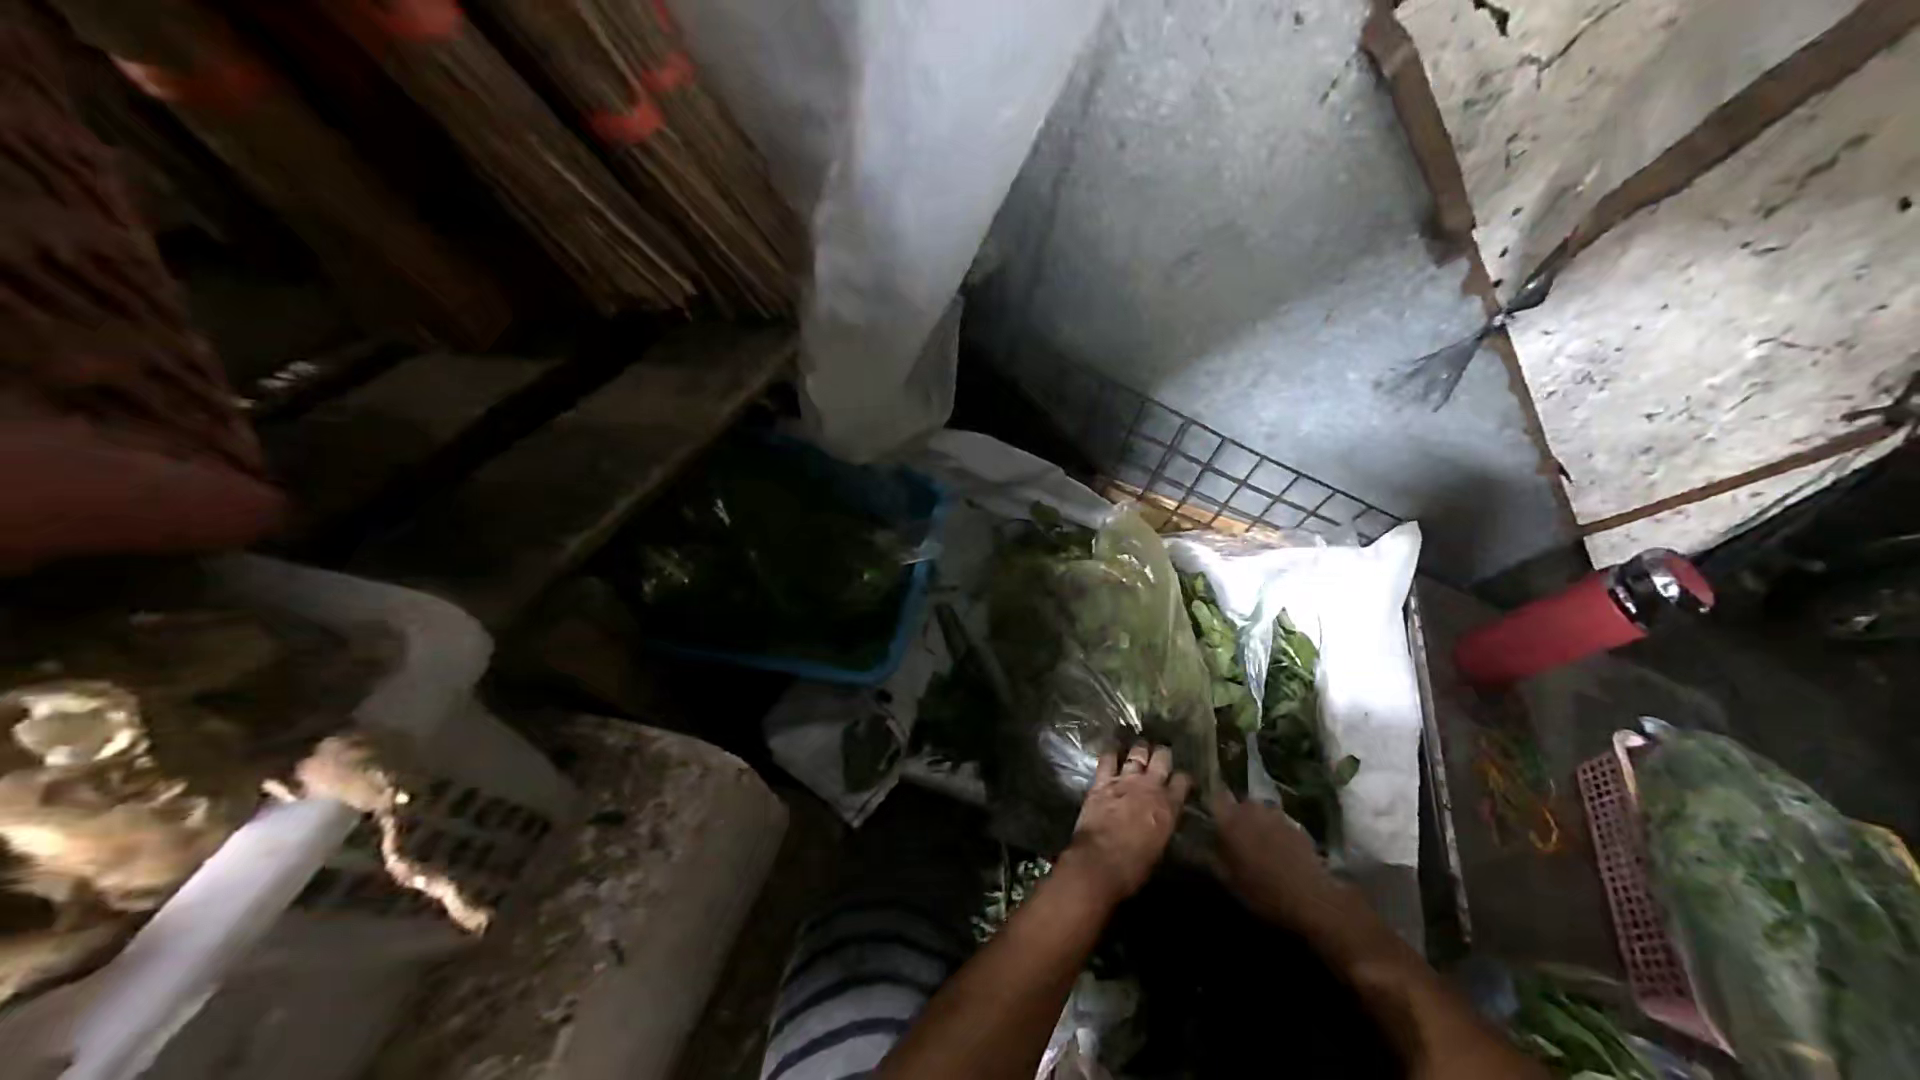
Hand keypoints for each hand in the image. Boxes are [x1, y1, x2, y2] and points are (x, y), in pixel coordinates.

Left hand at [1062, 742, 1190, 905]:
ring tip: (1142, 744)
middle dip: (1163, 753)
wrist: (1100, 861)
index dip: (1184, 777)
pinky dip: (1111, 752)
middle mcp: (1149, 787)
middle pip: (1161, 759)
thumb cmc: (1134, 866)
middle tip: (1162, 751)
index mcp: (1168, 806)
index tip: (1182, 777)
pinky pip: (1107, 759)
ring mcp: (1124, 781)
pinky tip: (1113, 747)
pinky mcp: (1101, 782)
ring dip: (1140, 748)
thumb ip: (1163, 825)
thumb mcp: (1160, 847)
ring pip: (1137, 754)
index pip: (1183, 782)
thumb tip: (1161, 819)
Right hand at [1208, 790, 1341, 926]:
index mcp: (1229, 820)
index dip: (1212, 802)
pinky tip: (1278, 849)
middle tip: (1234, 833)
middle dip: (1235, 813)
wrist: (1310, 898)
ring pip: (1260, 810)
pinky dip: (1274, 830)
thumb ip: (1209, 856)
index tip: (1209, 813)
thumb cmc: (1262, 890)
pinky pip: (1278, 821)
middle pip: (1238, 802)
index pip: (1214, 796)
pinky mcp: (1296, 825)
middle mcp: (1251, 809)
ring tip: (1257, 841)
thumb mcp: (1227, 879)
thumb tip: (1193, 845)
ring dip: (1256, 820)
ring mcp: (1276, 815)